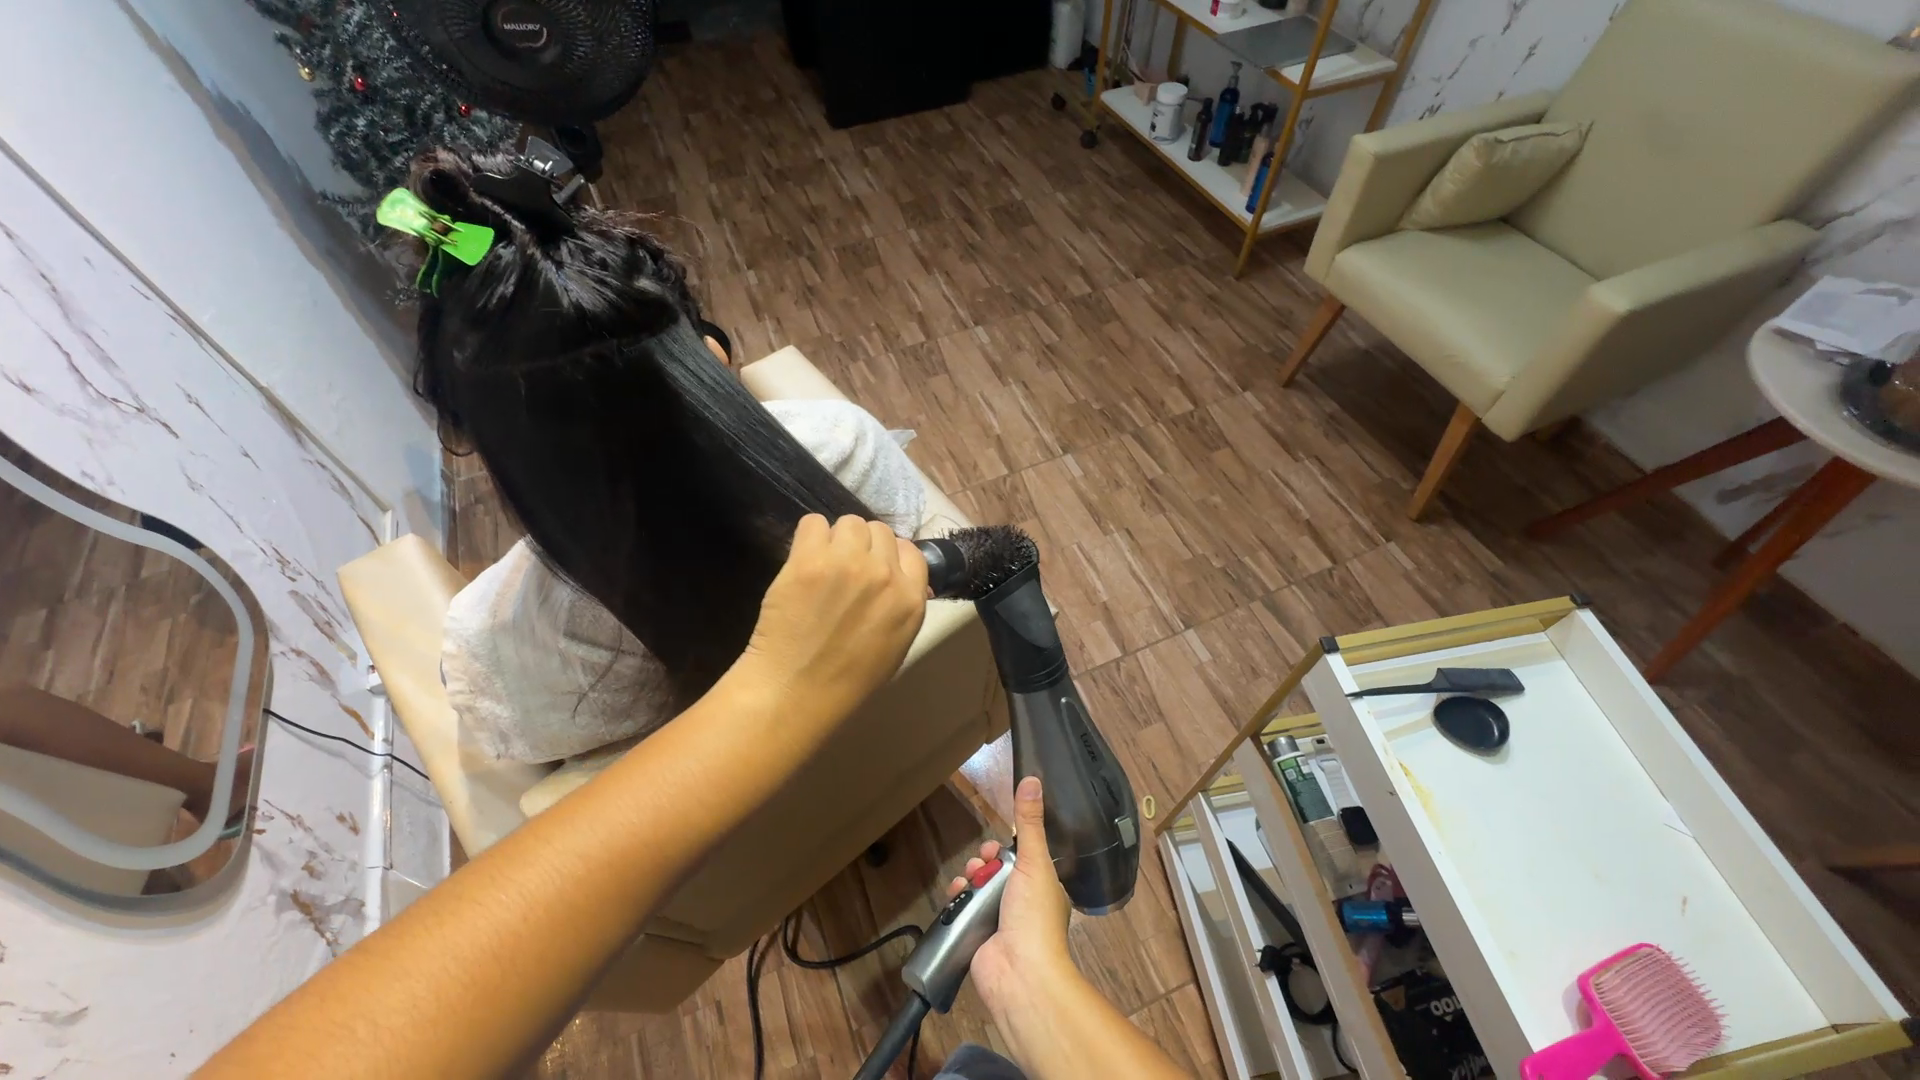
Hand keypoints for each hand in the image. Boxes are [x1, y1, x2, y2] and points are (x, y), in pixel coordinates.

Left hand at [733, 514, 927, 726]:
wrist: (796, 690)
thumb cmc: (848, 679)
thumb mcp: (897, 645)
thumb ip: (903, 605)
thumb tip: (899, 579)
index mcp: (910, 598)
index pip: (910, 550)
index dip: (890, 556)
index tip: (873, 568)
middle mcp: (884, 574)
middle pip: (880, 531)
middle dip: (864, 546)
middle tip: (844, 568)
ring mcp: (847, 562)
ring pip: (849, 522)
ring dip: (837, 538)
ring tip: (822, 563)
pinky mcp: (810, 559)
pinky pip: (813, 523)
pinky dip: (809, 537)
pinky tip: (803, 560)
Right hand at [946, 776, 1077, 1022]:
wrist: (1019, 973)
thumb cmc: (1033, 915)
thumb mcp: (1033, 862)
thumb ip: (1029, 822)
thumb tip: (1033, 778)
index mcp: (1042, 887)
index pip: (1020, 859)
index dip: (1005, 850)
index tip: (995, 848)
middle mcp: (1022, 904)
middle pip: (995, 872)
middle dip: (982, 864)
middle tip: (979, 865)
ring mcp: (999, 923)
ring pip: (977, 890)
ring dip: (967, 881)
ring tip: (964, 883)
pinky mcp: (977, 938)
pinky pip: (963, 912)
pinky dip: (956, 902)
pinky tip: (954, 897)